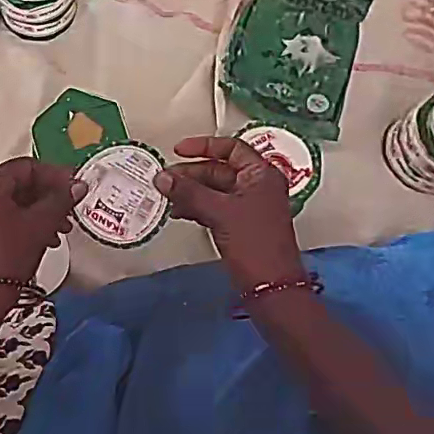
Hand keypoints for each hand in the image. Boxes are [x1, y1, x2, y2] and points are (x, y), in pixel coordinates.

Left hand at [0, 158, 83, 282]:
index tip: (76, 185)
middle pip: (23, 183)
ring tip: (63, 225)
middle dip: (51, 195)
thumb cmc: (9, 254)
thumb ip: (62, 199)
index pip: (28, 167)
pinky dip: (32, 220)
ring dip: (44, 210)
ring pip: (19, 199)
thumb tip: (79, 185)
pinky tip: (49, 235)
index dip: (56, 175)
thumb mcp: (41, 223)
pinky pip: (12, 213)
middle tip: (72, 205)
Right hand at [152, 136, 305, 290]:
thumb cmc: (254, 243)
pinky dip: (197, 207)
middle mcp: (258, 186)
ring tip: (166, 196)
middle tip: (165, 179)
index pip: (231, 148)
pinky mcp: (241, 225)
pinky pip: (215, 207)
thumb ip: (189, 192)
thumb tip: (162, 177)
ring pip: (215, 190)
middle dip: (191, 173)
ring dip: (190, 191)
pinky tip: (178, 212)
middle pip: (220, 169)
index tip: (179, 150)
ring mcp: (250, 207)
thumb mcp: (219, 212)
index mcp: (261, 174)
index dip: (204, 145)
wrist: (270, 287)